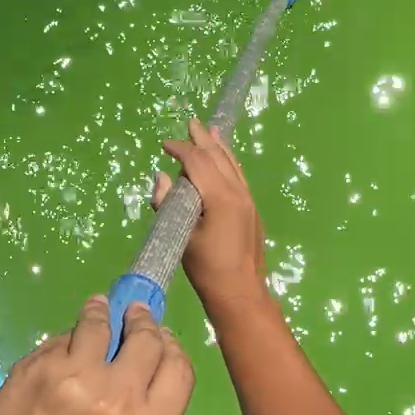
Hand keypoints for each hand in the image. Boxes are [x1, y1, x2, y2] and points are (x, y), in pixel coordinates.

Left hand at [0, 296, 193, 414]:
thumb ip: (148, 413)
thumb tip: (149, 362)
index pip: (179, 371)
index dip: (173, 348)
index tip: (163, 337)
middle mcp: (121, 400)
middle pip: (149, 341)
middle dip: (144, 322)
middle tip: (137, 313)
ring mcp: (81, 378)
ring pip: (105, 325)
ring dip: (104, 312)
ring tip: (101, 307)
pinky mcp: (46, 364)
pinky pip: (69, 336)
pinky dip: (73, 331)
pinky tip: (72, 332)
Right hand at [154, 117, 269, 315]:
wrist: (240, 291)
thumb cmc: (207, 268)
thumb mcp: (181, 236)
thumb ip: (168, 205)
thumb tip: (162, 177)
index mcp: (220, 196)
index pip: (198, 161)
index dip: (180, 148)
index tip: (164, 143)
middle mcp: (238, 192)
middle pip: (218, 156)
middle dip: (203, 139)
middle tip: (191, 122)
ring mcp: (248, 200)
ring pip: (233, 164)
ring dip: (220, 146)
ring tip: (212, 131)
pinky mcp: (252, 210)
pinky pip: (239, 176)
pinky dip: (229, 163)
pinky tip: (225, 160)